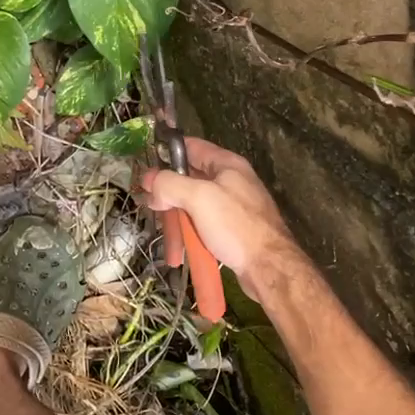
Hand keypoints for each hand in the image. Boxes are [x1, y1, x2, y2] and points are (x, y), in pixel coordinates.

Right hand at [140, 138, 308, 302]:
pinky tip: (180, 252)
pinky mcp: (231, 228)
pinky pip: (202, 224)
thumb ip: (169, 184)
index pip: (191, 146)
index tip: (145, 170)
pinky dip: (189, 235)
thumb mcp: (198, 197)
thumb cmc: (235, 225)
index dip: (166, 154)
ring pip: (192, 205)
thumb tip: (150, 185)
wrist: (269, 267)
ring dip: (176, 220)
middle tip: (151, 208)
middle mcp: (229, 181)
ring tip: (167, 239)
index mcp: (226, 164)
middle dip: (167, 194)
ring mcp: (231, 206)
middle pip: (188, 179)